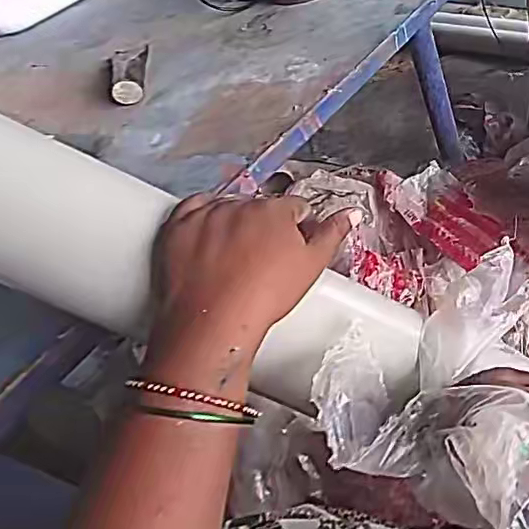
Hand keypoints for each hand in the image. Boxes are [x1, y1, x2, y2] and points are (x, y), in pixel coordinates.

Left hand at [150, 194, 357, 366]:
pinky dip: (202, 220)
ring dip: (233, 223)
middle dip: (264, 226)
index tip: (290, 248)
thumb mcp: (312, 267)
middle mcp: (240, 204)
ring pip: (228, 208)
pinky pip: (194, 210)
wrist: (212, 325)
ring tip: (233, 258)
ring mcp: (207, 213)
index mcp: (276, 209)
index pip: (295, 207)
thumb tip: (350, 213)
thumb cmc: (264, 298)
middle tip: (262, 259)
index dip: (297, 228)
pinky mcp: (178, 226)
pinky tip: (208, 240)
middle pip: (260, 207)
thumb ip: (333, 233)